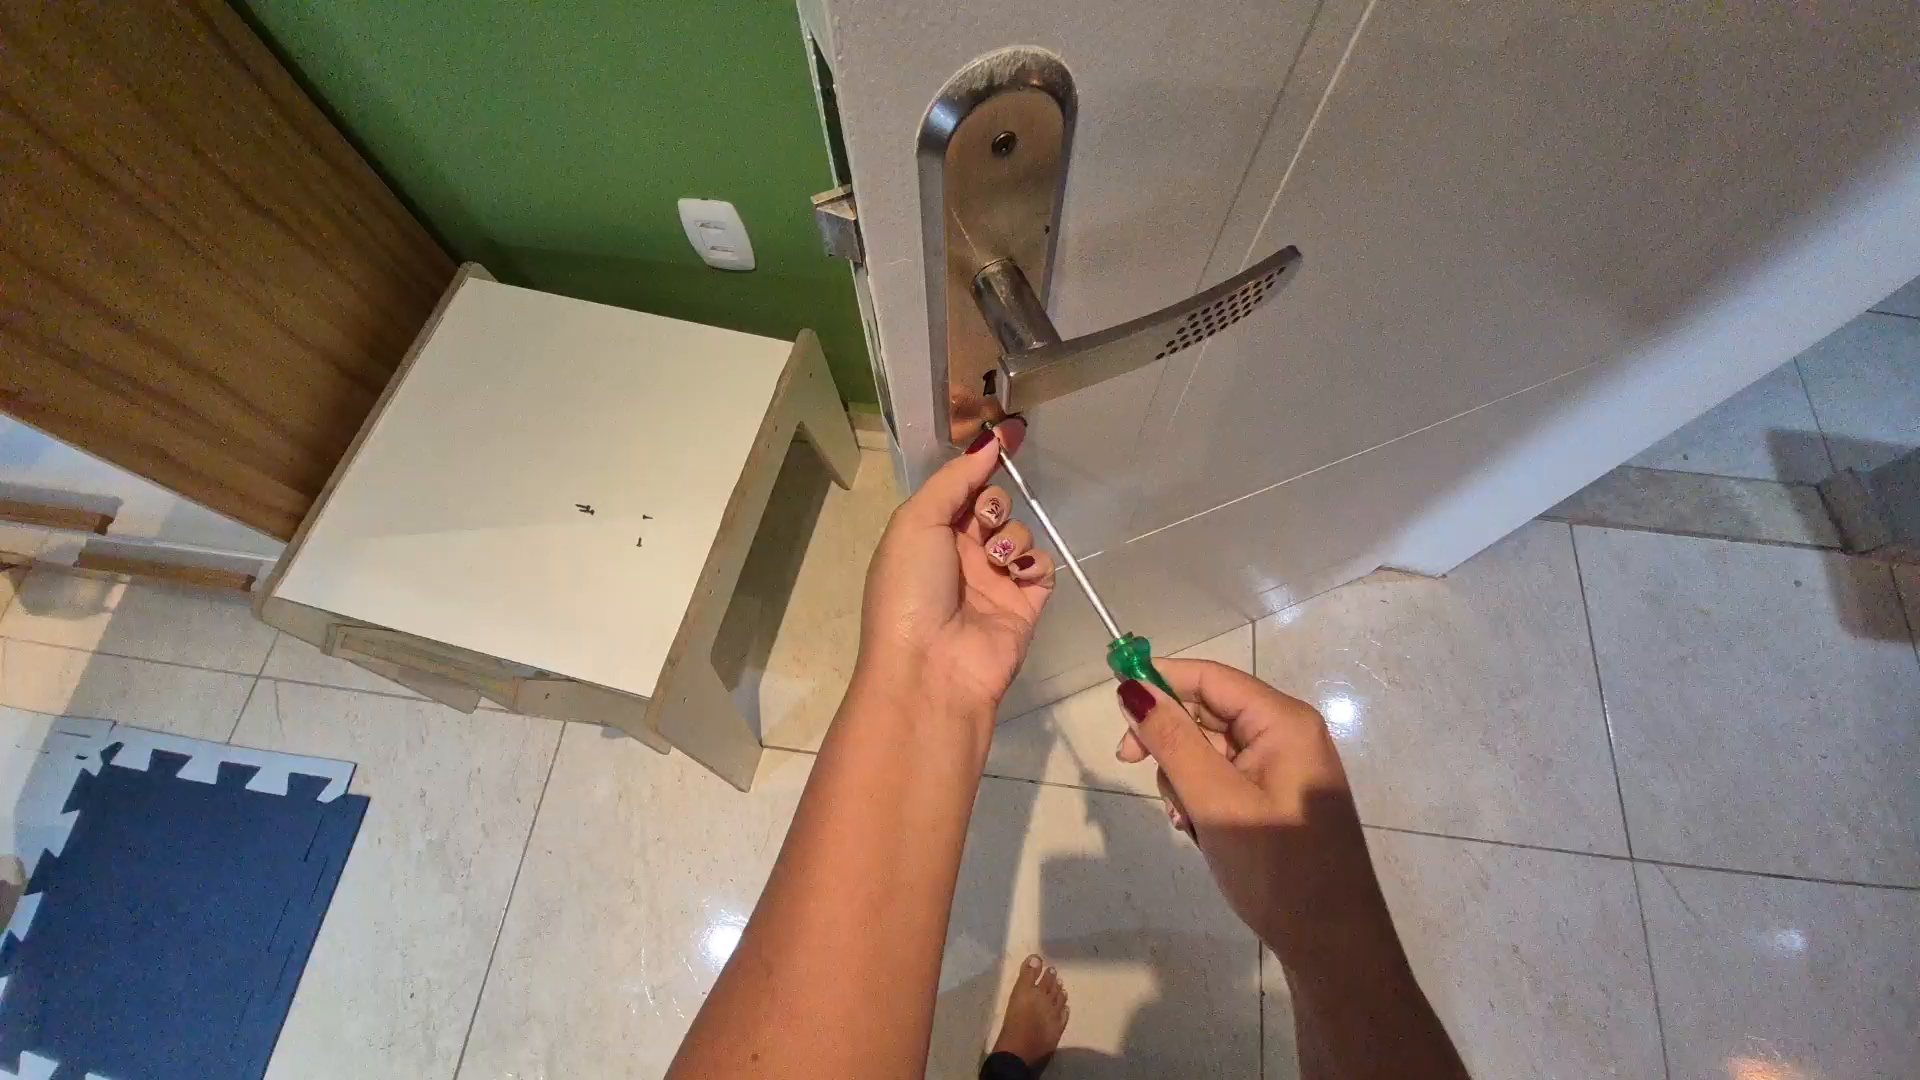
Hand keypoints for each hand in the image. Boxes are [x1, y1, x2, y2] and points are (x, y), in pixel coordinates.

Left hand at [857, 420, 1055, 738]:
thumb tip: (988, 443)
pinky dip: (1034, 561)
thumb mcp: (916, 522)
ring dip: (1012, 534)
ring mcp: (994, 579)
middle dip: (993, 502)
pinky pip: (1041, 565)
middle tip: (983, 521)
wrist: (932, 667)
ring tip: (997, 559)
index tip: (1009, 434)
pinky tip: (1018, 572)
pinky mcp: (1024, 603)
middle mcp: (959, 554)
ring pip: (1019, 531)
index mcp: (926, 533)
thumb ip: (953, 480)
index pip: (959, 488)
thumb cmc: (911, 589)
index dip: (981, 462)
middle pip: (992, 505)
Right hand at [1113, 661, 1396, 968]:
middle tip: (1129, 762)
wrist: (1336, 951)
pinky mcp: (1275, 794)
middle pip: (1206, 710)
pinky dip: (1199, 793)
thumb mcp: (1214, 799)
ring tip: (1184, 817)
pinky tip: (1196, 826)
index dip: (1159, 679)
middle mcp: (1285, 733)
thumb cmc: (1278, 868)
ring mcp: (1282, 766)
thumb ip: (1170, 739)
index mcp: (1282, 722)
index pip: (1208, 677)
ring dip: (1182, 773)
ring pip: (1207, 745)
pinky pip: (1222, 774)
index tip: (1114, 697)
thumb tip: (1130, 688)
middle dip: (1168, 737)